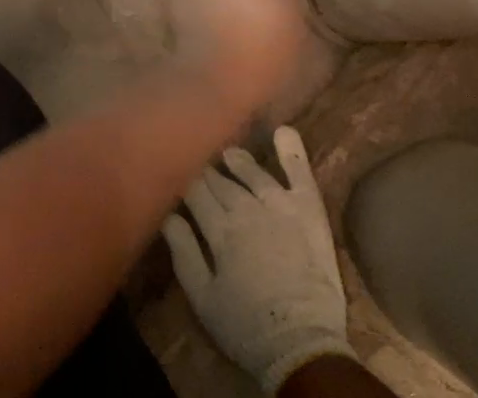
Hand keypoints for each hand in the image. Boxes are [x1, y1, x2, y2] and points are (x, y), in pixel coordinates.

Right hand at [163, 127, 352, 393]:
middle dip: (208, 171)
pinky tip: (285, 132)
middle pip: (222, 181)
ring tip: (229, 153)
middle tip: (198, 161)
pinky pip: (300, 175)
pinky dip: (293, 152)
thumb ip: (183, 250)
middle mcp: (248, 208)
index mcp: (219, 229)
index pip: (196, 192)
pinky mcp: (310, 212)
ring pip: (254, 173)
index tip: (174, 169)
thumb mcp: (201, 295)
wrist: (302, 344)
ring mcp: (281, 206)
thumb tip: (168, 214)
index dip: (184, 180)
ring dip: (239, 161)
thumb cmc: (245, 325)